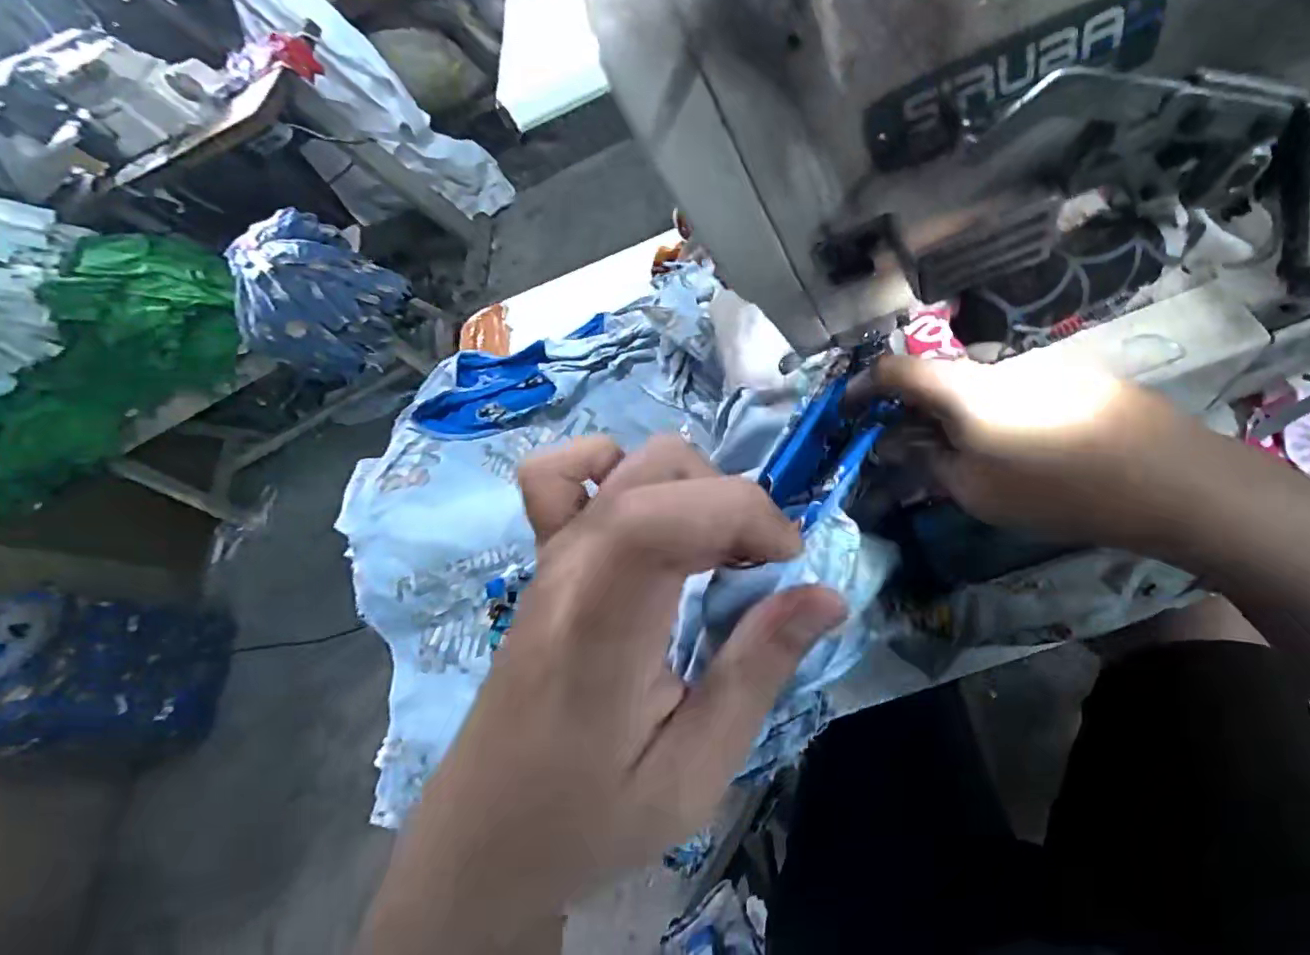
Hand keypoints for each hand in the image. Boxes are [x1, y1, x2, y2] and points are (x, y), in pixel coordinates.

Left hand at [361, 435, 844, 953]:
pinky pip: (560, 477)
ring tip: (724, 552)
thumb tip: (827, 595)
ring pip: (631, 463)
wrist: (481, 845)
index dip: (744, 514)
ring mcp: (551, 559)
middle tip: (766, 572)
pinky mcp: (545, 561)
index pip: (663, 517)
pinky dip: (615, 468)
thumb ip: (758, 671)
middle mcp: (569, 572)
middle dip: (738, 505)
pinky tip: (648, 512)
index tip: (789, 564)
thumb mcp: (694, 772)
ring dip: (700, 489)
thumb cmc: (591, 818)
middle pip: (660, 475)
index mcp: (601, 629)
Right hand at [853, 355, 1223, 559]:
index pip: (895, 370)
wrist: (1164, 477)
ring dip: (956, 414)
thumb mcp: (979, 492)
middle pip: (938, 378)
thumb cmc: (1057, 489)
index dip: (863, 387)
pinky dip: (996, 415)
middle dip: (911, 410)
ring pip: (979, 388)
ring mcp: (1039, 367)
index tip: (849, 411)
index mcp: (964, 388)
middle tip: (906, 447)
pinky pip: (1016, 393)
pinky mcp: (1074, 379)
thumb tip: (904, 446)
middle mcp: (997, 366)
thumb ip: (932, 465)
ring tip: (965, 455)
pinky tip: (1020, 448)